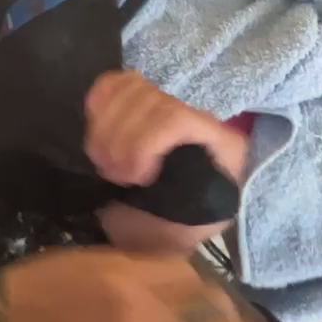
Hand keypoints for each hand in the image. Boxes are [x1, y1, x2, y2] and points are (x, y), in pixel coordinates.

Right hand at [85, 72, 249, 252]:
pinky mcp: (138, 104)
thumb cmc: (172, 235)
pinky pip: (113, 83)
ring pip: (129, 88)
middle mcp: (200, 117)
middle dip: (120, 138)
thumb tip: (166, 174)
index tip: (134, 179)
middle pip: (148, 100)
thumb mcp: (189, 228)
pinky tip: (96, 132)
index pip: (177, 118)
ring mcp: (167, 106)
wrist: (156, 237)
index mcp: (224, 146)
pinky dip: (98, 103)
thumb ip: (185, 200)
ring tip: (103, 161)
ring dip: (105, 126)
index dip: (143, 143)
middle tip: (112, 176)